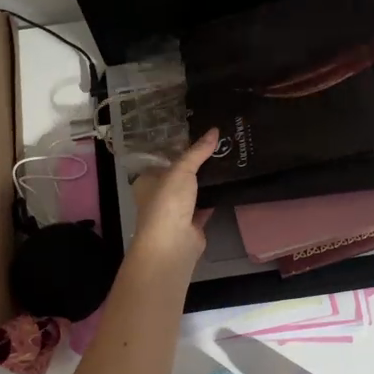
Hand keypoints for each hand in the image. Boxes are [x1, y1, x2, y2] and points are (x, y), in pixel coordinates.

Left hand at [131, 128, 219, 267]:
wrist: (173, 243)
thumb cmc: (168, 201)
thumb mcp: (181, 169)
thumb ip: (198, 151)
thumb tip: (214, 130)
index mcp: (147, 181)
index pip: (162, 160)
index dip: (178, 149)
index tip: (198, 138)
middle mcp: (158, 196)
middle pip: (178, 177)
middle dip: (195, 167)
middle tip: (217, 148)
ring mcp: (174, 212)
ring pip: (191, 193)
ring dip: (204, 183)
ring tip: (225, 163)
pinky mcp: (190, 226)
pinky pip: (203, 207)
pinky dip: (213, 199)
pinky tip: (226, 187)